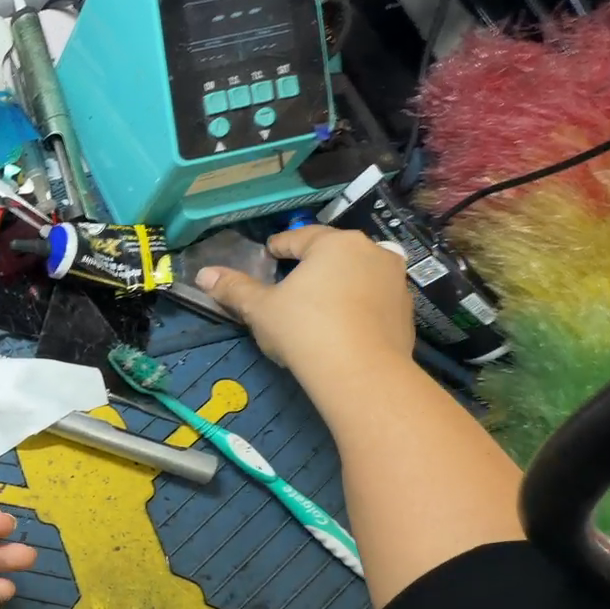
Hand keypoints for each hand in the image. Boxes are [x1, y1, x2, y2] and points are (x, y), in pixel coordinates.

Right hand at [194, 225, 414, 369]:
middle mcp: (371, 251)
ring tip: (315, 304)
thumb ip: (233, 288)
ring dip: (336, 282)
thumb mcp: (259, 308)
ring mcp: (395, 279)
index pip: (299, 238)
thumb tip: (204, 274)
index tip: (266, 256)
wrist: (360, 370)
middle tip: (288, 282)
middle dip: (310, 264)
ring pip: (356, 273)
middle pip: (332, 253)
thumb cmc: (303, 328)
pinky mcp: (405, 308)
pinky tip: (339, 325)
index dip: (277, 247)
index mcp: (334, 244)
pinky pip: (372, 298)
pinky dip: (355, 304)